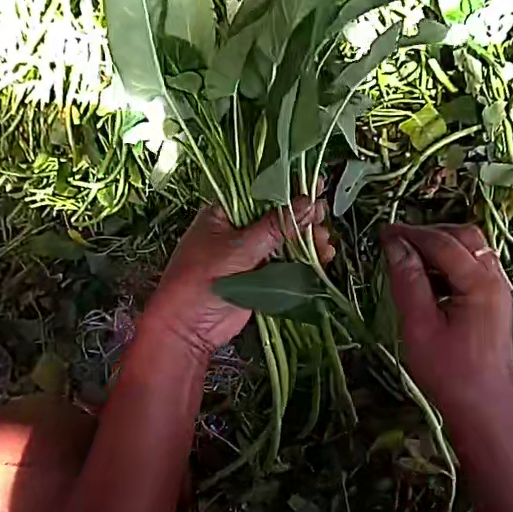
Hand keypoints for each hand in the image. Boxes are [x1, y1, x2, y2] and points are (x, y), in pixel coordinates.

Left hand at [140, 198, 334, 358]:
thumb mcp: (240, 247)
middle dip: (302, 217)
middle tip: (322, 217)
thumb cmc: (201, 279)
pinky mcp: (260, 276)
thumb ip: (276, 226)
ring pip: (286, 240)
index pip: (261, 192)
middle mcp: (238, 230)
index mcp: (224, 213)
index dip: (289, 188)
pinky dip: (304, 260)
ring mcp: (250, 254)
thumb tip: (307, 203)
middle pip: (278, 216)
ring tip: (324, 243)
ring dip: (307, 240)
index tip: (314, 184)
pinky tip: (322, 257)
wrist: (188, 327)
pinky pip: (286, 263)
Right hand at [383, 224, 512, 423]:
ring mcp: (499, 292)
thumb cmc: (449, 374)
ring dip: (442, 248)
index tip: (383, 232)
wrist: (483, 410)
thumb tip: (395, 247)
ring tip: (409, 259)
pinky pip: (474, 269)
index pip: (443, 243)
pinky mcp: (494, 305)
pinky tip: (428, 281)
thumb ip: (408, 283)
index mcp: (480, 284)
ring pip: (472, 251)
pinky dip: (450, 265)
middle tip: (397, 242)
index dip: (411, 234)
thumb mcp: (420, 327)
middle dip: (430, 234)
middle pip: (465, 237)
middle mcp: (496, 280)